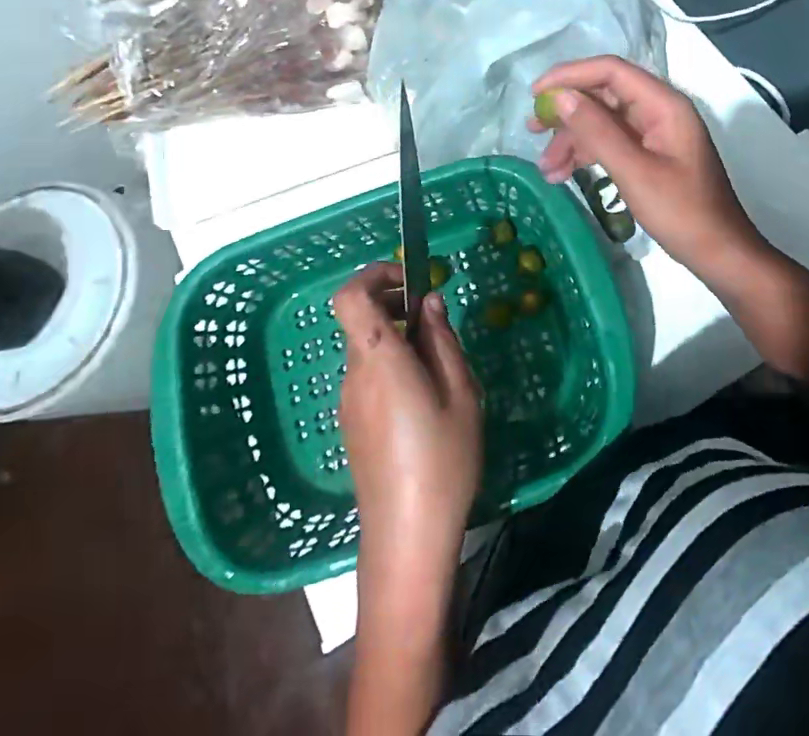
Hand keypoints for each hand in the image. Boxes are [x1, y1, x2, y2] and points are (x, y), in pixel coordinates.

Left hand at [333, 263, 481, 567]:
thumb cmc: (443, 460)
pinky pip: (368, 377)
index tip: (409, 281)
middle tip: (434, 320)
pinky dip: (390, 367)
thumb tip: (429, 303)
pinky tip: (423, 400)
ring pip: (367, 350)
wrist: (406, 532)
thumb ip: (442, 342)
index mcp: (378, 358)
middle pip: (359, 320)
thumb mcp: (460, 395)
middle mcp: (354, 373)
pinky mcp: (351, 423)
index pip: (350, 295)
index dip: (373, 276)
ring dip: (396, 340)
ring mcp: (348, 400)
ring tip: (439, 367)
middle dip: (393, 306)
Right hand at [529, 55, 766, 272]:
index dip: (570, 76)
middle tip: (532, 130)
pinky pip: (608, 142)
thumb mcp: (633, 171)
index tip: (535, 94)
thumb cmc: (681, 211)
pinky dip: (584, 154)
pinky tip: (562, 174)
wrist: (717, 251)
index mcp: (663, 105)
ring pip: (600, 121)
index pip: (610, 71)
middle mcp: (657, 110)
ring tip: (546, 169)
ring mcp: (652, 132)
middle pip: (602, 95)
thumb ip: (596, 131)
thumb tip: (560, 98)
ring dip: (570, 140)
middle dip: (565, 112)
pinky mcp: (647, 153)